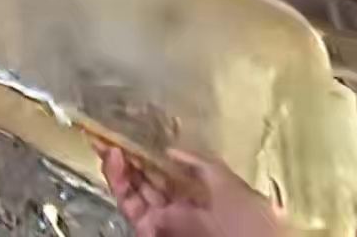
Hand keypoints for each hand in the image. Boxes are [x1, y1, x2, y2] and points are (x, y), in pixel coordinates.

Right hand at [102, 147, 282, 236]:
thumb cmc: (251, 229)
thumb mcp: (239, 193)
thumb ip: (205, 166)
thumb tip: (170, 150)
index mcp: (207, 202)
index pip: (172, 172)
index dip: (152, 151)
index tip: (135, 132)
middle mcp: (182, 209)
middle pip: (146, 176)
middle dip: (126, 152)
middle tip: (107, 130)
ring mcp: (163, 220)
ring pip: (130, 185)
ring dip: (115, 160)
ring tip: (105, 139)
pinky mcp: (146, 229)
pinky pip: (126, 201)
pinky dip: (114, 177)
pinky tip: (113, 156)